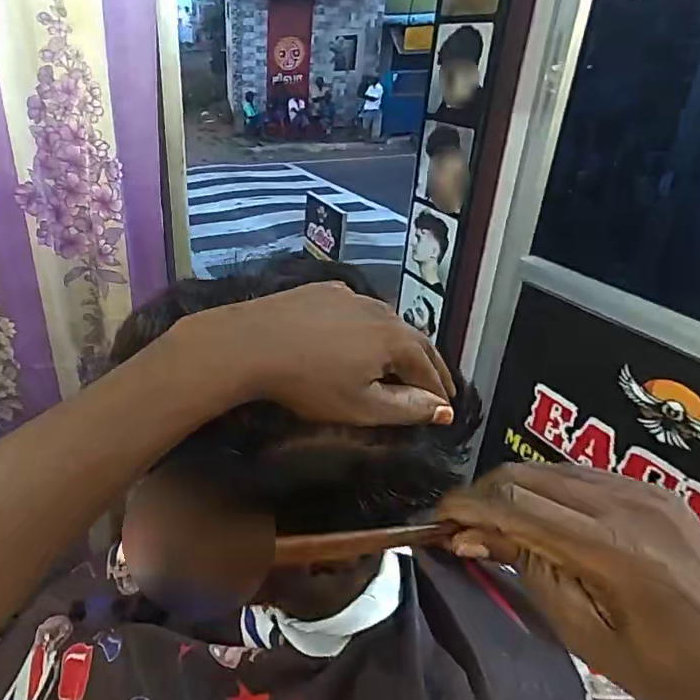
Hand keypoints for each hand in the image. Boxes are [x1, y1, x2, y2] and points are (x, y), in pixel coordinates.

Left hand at [171, 281, 454, 425]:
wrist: (251, 343)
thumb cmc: (308, 382)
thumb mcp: (361, 407)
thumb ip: (406, 408)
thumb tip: (444, 409)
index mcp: (395, 340)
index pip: (429, 369)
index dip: (440, 392)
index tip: (448, 407)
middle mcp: (380, 311)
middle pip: (414, 340)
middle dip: (428, 364)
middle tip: (438, 384)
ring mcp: (350, 296)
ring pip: (386, 321)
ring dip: (398, 342)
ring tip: (402, 359)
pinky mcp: (323, 290)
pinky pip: (356, 308)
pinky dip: (367, 325)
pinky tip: (360, 331)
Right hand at [434, 463, 699, 699]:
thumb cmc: (676, 681)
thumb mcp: (585, 633)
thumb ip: (527, 569)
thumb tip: (471, 536)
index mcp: (613, 549)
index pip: (513, 502)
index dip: (465, 506)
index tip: (437, 520)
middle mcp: (629, 505)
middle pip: (525, 475)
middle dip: (483, 496)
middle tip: (463, 529)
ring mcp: (649, 493)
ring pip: (551, 469)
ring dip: (514, 491)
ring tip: (498, 526)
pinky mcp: (660, 495)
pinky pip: (584, 477)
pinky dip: (550, 491)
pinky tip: (545, 520)